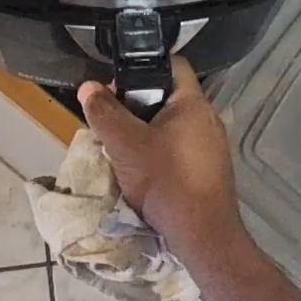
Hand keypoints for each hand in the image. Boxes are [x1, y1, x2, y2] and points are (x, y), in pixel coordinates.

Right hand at [78, 58, 253, 268]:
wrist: (202, 234)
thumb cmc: (165, 182)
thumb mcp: (125, 145)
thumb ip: (104, 113)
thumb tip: (88, 87)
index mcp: (194, 104)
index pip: (172, 66)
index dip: (142, 67)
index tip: (117, 86)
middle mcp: (209, 120)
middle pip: (168, 99)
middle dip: (137, 108)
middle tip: (113, 123)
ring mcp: (213, 147)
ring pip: (172, 128)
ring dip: (146, 135)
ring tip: (122, 151)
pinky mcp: (210, 171)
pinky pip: (180, 151)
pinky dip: (160, 155)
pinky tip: (144, 174)